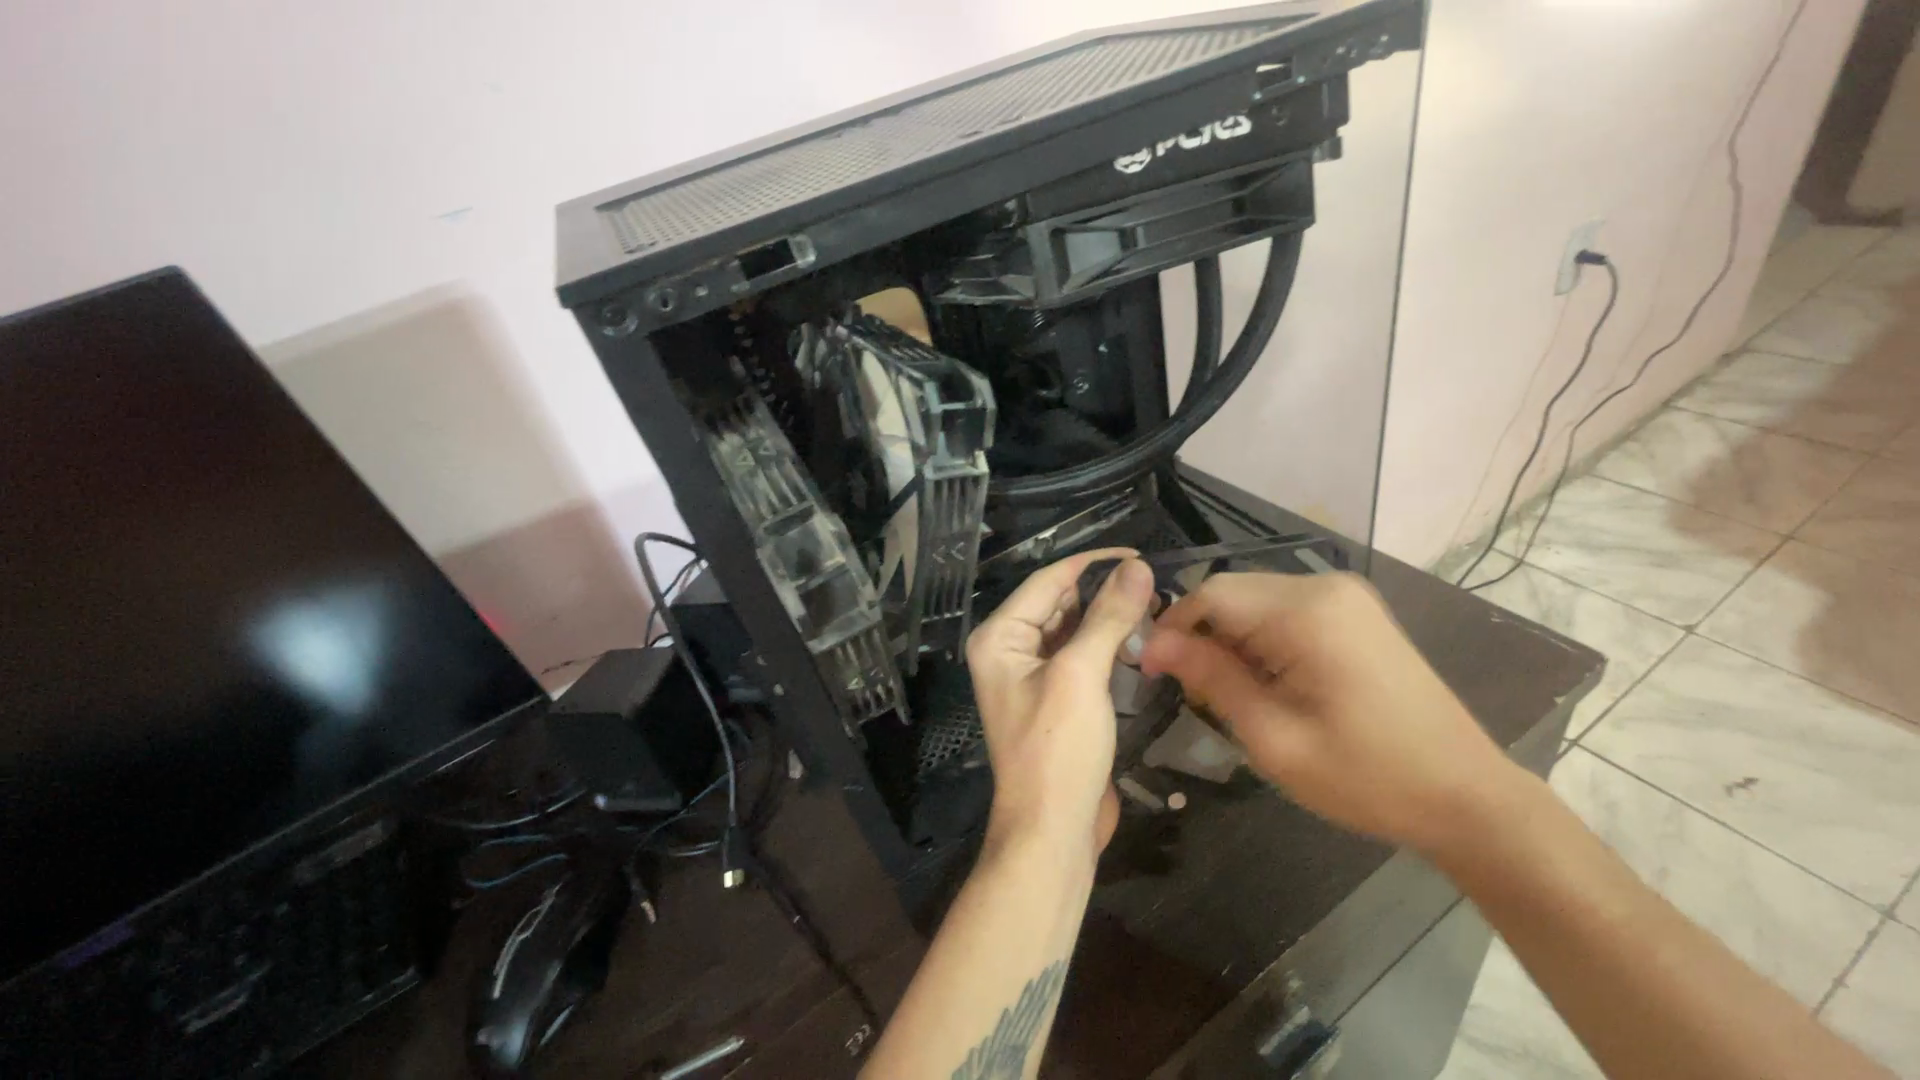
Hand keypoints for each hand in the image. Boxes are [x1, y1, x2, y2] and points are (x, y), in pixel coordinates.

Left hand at [966, 549, 1155, 860]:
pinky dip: (1109, 648)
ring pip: (1075, 630)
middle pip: (1061, 603)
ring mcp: (1033, 677)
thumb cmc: (1058, 749)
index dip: (1093, 563)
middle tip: (1156, 585)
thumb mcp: (1082, 675)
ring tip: (1156, 607)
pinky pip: (1082, 659)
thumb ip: (1107, 617)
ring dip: (1110, 619)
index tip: (1141, 555)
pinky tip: (1142, 643)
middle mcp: (1010, 651)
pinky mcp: (1057, 700)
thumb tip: (1137, 567)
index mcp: (1000, 637)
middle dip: (1104, 591)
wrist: (1053, 829)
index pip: (1049, 580)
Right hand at [1138, 571, 1534, 856]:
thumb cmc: (1366, 777)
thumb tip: (1155, 644)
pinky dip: (1261, 639)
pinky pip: (1286, 610)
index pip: (1210, 595)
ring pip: (1256, 600)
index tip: (1148, 672)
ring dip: (1230, 639)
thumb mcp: (1274, 738)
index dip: (1171, 628)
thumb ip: (1213, 680)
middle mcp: (1325, 587)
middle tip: (1193, 694)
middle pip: (1232, 592)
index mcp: (1306, 613)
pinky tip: (1266, 683)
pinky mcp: (1357, 614)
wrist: (1465, 795)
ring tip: (1229, 695)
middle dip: (1201, 635)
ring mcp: (1347, 597)